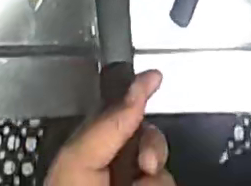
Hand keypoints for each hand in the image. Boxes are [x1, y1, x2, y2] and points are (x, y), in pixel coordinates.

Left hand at [44, 70, 172, 185]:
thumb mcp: (79, 159)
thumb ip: (108, 124)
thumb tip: (135, 90)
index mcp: (95, 149)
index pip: (123, 114)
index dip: (139, 91)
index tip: (154, 76)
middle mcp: (118, 168)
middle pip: (152, 140)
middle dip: (155, 146)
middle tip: (147, 166)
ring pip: (165, 175)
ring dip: (154, 184)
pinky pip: (171, 185)